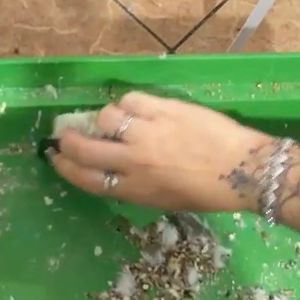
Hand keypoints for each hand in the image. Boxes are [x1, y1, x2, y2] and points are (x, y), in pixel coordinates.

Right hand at [46, 91, 275, 212]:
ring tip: (115, 120)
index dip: (65, 167)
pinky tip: (136, 108)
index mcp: (135, 190)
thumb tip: (112, 167)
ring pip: (105, 118)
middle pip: (86, 149)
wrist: (244, 170)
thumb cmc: (207, 191)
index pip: (87, 178)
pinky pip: (130, 100)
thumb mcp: (164, 199)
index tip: (56, 157)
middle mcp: (135, 162)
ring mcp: (148, 133)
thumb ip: (135, 184)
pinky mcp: (163, 110)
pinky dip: (128, 104)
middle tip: (65, 135)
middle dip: (69, 141)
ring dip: (104, 119)